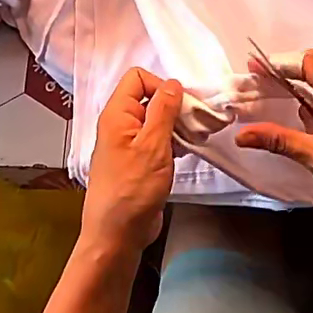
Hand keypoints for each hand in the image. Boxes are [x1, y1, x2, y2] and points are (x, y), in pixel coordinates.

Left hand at [81, 67, 183, 255]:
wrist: (118, 234)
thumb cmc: (130, 192)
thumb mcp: (152, 146)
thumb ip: (163, 111)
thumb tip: (171, 84)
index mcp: (116, 115)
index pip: (137, 78)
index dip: (161, 85)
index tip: (181, 105)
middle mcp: (120, 126)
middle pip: (150, 98)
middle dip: (175, 106)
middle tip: (196, 123)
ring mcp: (130, 144)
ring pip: (157, 121)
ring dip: (177, 126)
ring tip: (195, 138)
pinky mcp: (140, 162)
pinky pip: (158, 141)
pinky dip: (174, 142)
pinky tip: (187, 151)